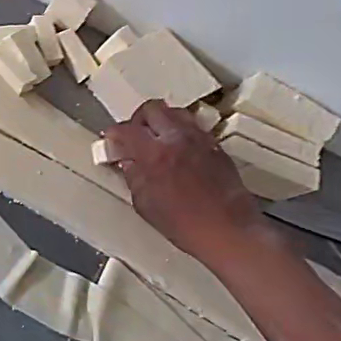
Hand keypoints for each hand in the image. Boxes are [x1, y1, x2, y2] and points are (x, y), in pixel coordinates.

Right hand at [102, 101, 268, 266]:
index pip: (126, 129)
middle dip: (137, 119)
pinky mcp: (215, 145)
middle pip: (151, 109)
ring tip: (156, 138)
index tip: (111, 140)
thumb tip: (126, 161)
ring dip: (161, 120)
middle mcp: (177, 138)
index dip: (113, 133)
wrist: (230, 231)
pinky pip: (192, 126)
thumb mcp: (145, 205)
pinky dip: (180, 131)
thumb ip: (133, 176)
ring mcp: (199, 139)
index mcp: (155, 154)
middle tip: (133, 135)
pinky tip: (177, 149)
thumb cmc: (186, 224)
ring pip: (174, 112)